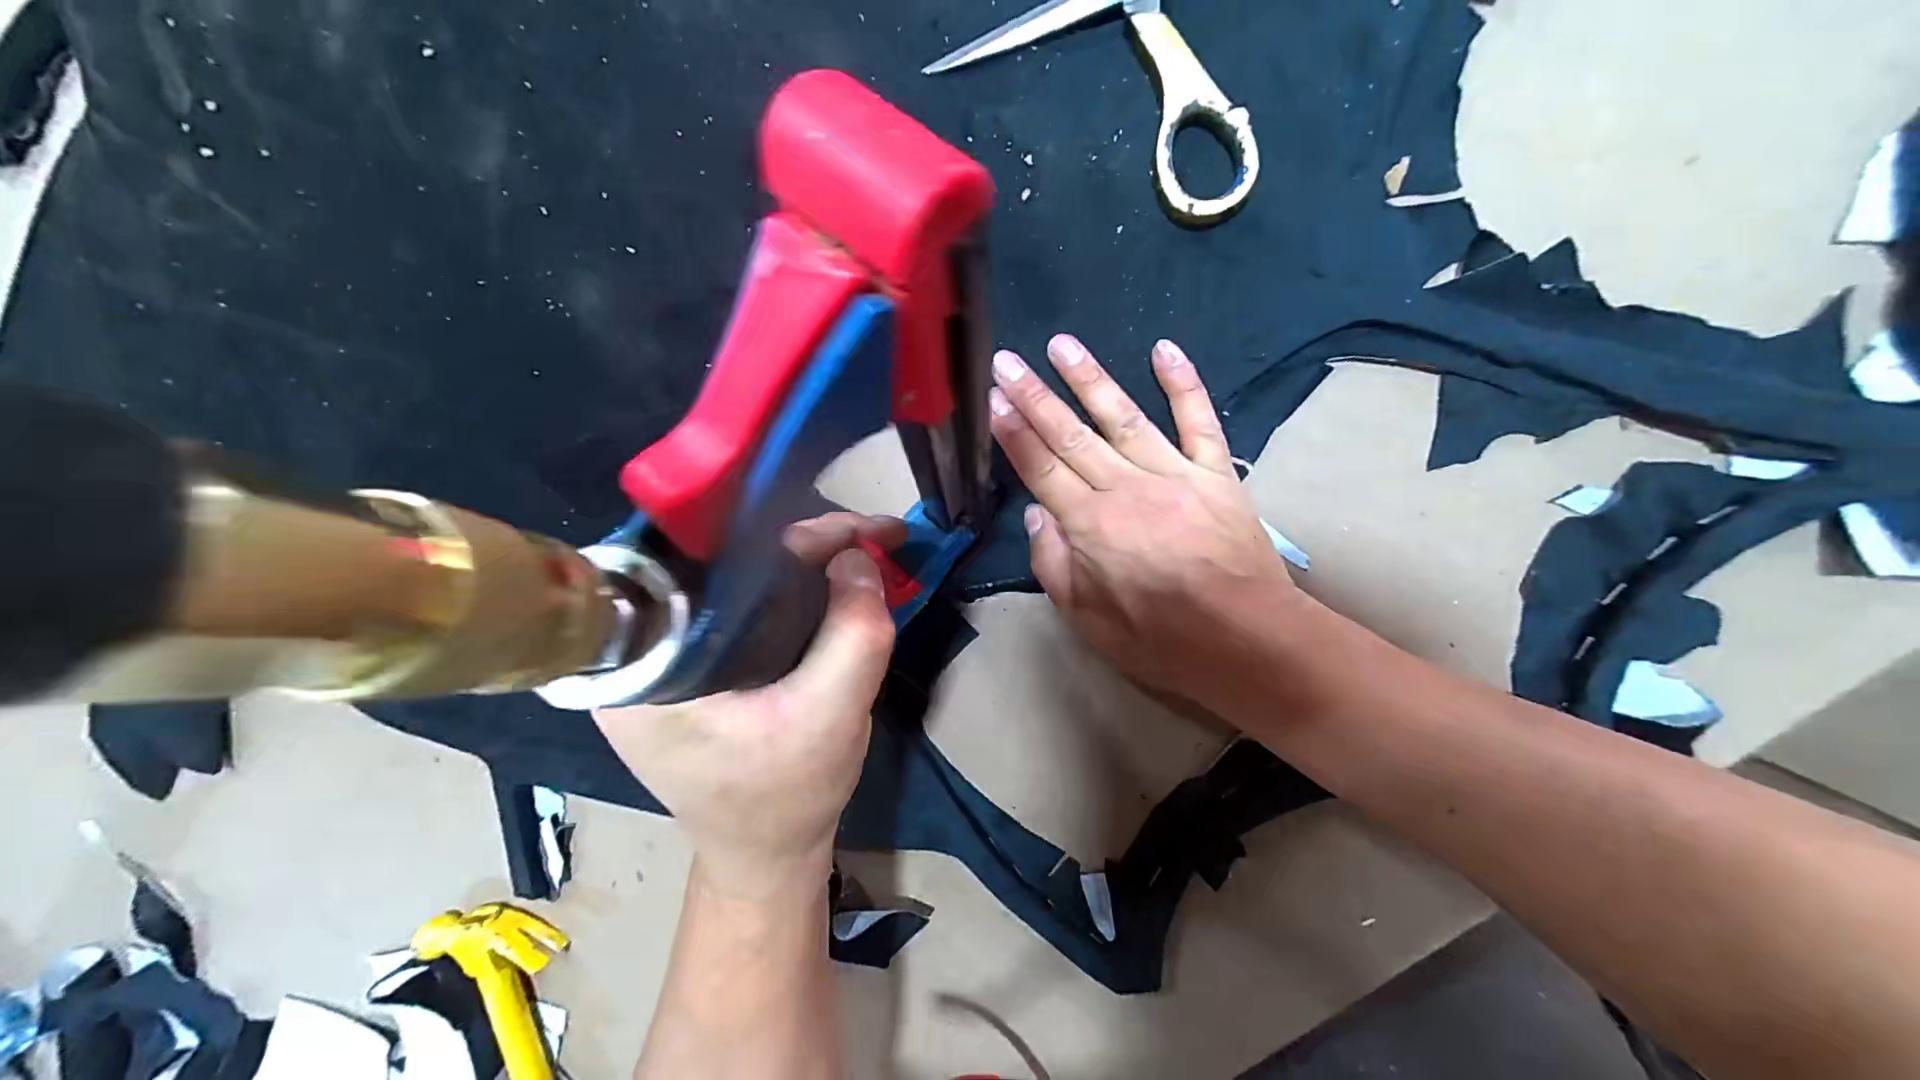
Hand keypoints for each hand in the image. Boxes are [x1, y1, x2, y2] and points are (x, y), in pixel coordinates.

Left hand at [594, 513, 902, 896]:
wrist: (767, 853)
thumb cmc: (786, 797)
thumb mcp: (832, 717)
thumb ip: (854, 633)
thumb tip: (858, 555)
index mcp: (642, 663)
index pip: (697, 558)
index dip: (775, 530)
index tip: (846, 528)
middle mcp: (639, 647)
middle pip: (723, 562)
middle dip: (807, 542)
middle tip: (874, 535)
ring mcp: (666, 653)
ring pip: (740, 577)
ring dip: (807, 560)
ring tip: (865, 549)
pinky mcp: (693, 660)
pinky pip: (746, 602)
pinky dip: (796, 587)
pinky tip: (835, 580)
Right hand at [987, 334, 1300, 712]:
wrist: (1247, 640)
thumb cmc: (1162, 639)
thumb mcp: (1086, 619)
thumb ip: (1053, 564)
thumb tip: (1036, 513)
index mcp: (1091, 526)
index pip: (1041, 468)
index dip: (1014, 432)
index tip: (994, 399)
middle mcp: (1127, 489)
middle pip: (1072, 436)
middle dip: (1035, 396)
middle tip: (1008, 360)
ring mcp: (1175, 475)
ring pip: (1124, 417)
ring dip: (1090, 378)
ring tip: (1062, 344)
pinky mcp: (1217, 474)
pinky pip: (1200, 421)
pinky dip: (1183, 384)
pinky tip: (1163, 349)